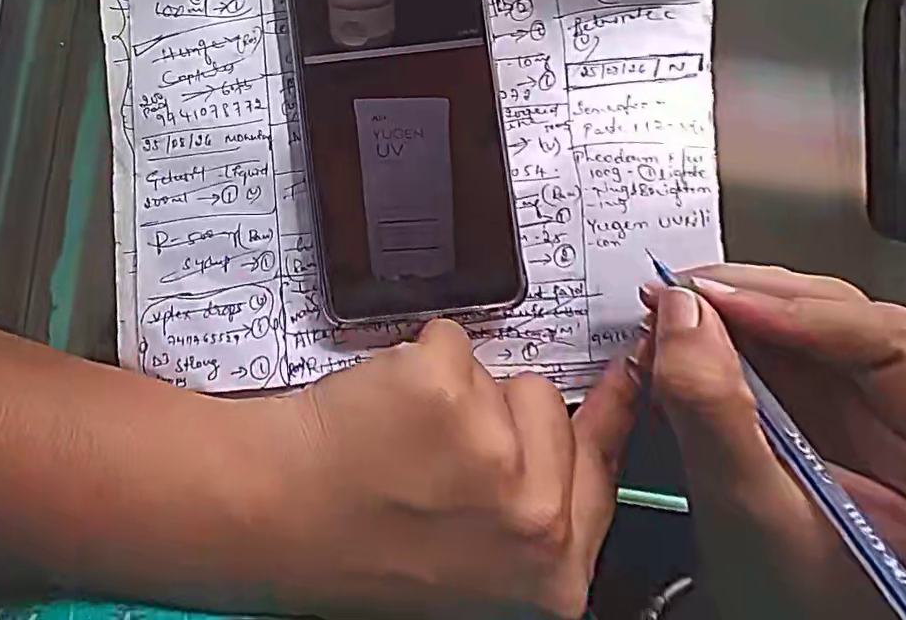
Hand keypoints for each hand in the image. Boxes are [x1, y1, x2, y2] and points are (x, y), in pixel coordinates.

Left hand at [269, 318, 642, 618]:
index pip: (604, 465)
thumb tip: (544, 430)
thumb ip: (523, 500)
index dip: (610, 411)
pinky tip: (378, 406)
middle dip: (491, 405)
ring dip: (444, 385)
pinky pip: (443, 338)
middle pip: (542, 401)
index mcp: (550, 567)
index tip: (629, 369)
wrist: (277, 518)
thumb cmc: (357, 538)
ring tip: (397, 433)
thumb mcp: (470, 551)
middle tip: (432, 441)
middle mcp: (535, 515)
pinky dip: (408, 359)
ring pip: (489, 368)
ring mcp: (490, 446)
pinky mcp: (442, 388)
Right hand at [641, 266, 905, 619]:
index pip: (897, 349)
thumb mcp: (747, 516)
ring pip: (811, 328)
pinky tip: (684, 336)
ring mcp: (882, 425)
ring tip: (670, 311)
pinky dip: (723, 331)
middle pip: (852, 326)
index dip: (797, 310)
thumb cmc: (786, 606)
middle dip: (754, 298)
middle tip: (677, 293)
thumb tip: (681, 312)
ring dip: (732, 308)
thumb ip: (714, 413)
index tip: (710, 297)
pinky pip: (778, 348)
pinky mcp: (829, 415)